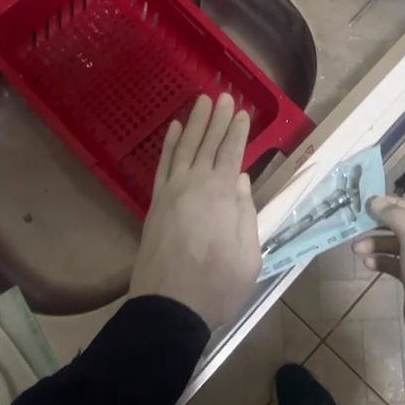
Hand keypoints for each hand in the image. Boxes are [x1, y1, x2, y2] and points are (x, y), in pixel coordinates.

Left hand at [129, 94, 260, 329]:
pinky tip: (173, 129)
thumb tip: (241, 181)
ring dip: (194, 123)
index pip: (232, 153)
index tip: (244, 112)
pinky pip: (163, 165)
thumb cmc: (217, 286)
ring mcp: (172, 192)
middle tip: (225, 96)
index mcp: (221, 196)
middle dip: (218, 119)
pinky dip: (169, 145)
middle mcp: (195, 185)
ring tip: (202, 101)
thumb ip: (246, 214)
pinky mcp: (156, 204)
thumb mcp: (248, 255)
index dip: (238, 131)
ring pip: (184, 148)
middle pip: (208, 144)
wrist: (169, 308)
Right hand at [354, 196, 404, 340]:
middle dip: (379, 228)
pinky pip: (395, 265)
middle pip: (403, 228)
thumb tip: (376, 200)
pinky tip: (367, 264)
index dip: (392, 205)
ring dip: (376, 246)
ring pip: (396, 247)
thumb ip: (395, 216)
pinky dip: (381, 262)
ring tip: (356, 250)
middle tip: (357, 228)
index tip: (369, 205)